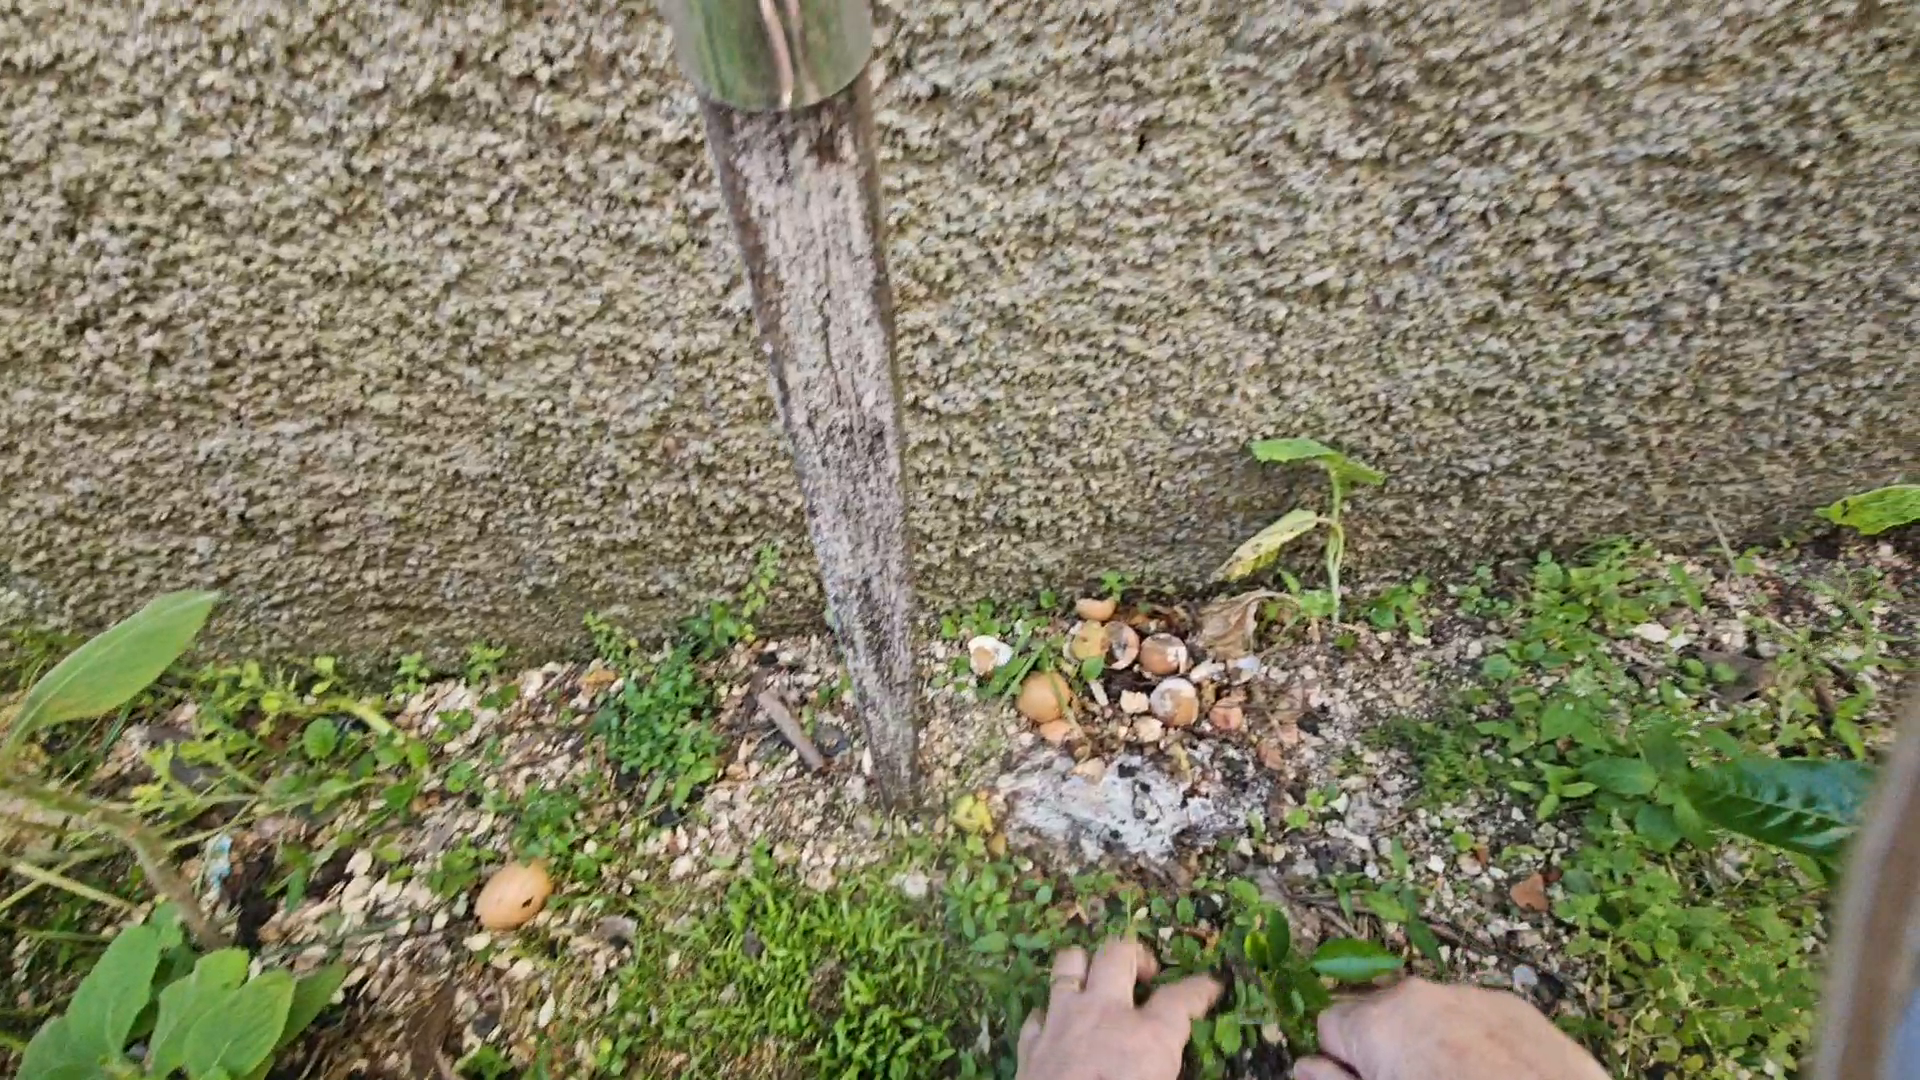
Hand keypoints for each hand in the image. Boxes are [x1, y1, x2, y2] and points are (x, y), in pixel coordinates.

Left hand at [1016, 939, 1221, 1079]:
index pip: (1181, 999)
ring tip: (1098, 979)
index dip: (1200, 989)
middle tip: (1147, 975)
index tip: (1211, 985)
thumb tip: (1188, 1069)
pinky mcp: (1031, 1042)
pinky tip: (1057, 1023)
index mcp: (1148, 1038)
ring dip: (1086, 966)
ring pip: (1070, 963)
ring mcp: (1061, 1020)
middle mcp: (1104, 1014)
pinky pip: (1040, 1010)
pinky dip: (1050, 1013)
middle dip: (1136, 955)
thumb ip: (1170, 1068)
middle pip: (1118, 954)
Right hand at [1293, 977, 1608, 1079]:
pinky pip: (1476, 1017)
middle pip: (1378, 1015)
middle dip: (1390, 1050)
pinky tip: (1501, 1079)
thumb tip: (1304, 1066)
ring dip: (1434, 1046)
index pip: (1329, 1027)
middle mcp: (1412, 995)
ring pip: (1430, 1015)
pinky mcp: (1513, 1006)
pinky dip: (1480, 1044)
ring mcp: (1466, 995)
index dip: (1347, 1066)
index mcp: (1373, 1022)